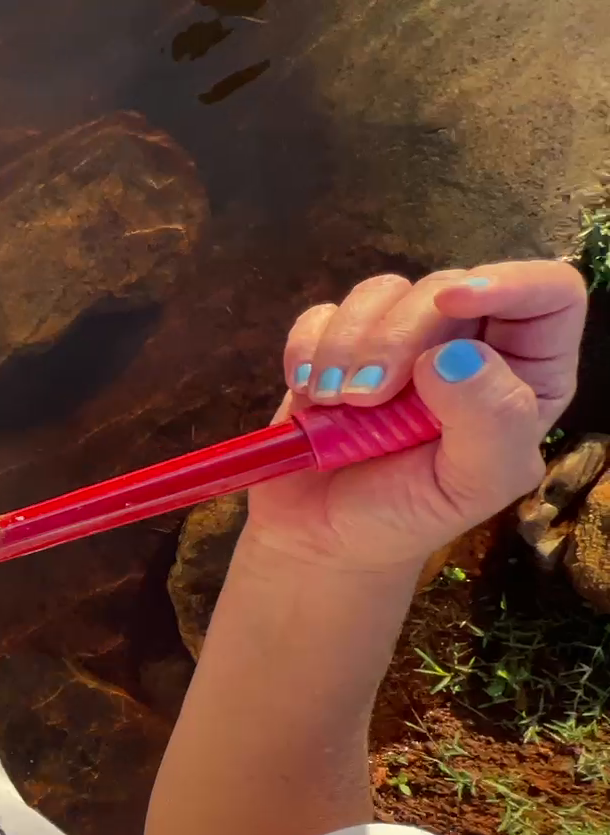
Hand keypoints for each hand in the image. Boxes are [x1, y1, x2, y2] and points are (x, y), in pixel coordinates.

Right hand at [246, 260, 585, 571]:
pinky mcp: (324, 359)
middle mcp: (461, 348)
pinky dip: (303, 348)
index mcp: (521, 375)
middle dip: (394, 336)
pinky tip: (304, 391)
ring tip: (330, 401)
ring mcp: (387, 350)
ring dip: (344, 344)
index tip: (453, 302)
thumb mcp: (471, 484)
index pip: (546, 296)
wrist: (317, 537)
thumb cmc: (403, 517)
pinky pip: (315, 319)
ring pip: (376, 294)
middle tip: (363, 398)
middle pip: (440, 289)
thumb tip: (454, 354)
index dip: (509, 282)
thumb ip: (487, 421)